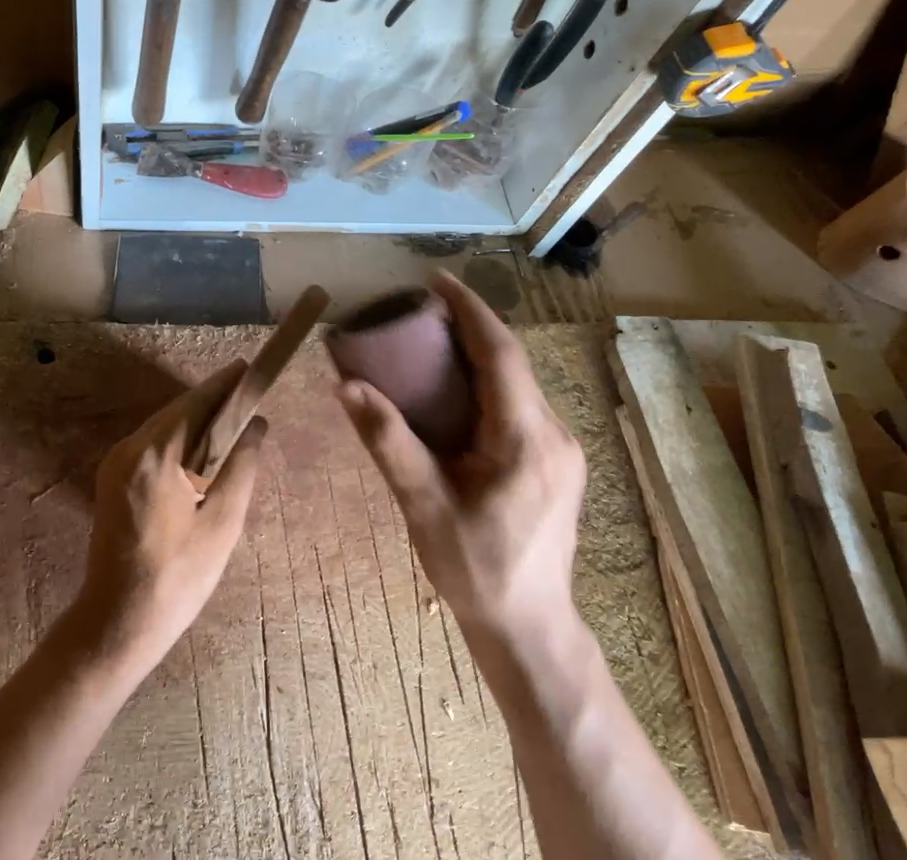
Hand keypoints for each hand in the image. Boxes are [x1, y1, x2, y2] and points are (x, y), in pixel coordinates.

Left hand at [77, 359, 266, 669]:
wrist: (119, 619)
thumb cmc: (178, 576)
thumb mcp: (223, 522)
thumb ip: (241, 466)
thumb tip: (256, 425)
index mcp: (152, 455)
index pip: (194, 404)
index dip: (224, 384)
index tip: (250, 368)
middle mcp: (126, 450)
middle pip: (175, 412)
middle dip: (212, 402)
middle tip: (250, 393)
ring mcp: (114, 465)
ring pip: (161, 429)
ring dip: (195, 422)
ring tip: (235, 419)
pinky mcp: (112, 481)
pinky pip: (150, 448)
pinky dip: (178, 442)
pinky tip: (204, 451)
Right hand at [336, 272, 585, 641]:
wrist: (529, 626)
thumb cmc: (475, 568)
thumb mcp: (424, 504)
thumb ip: (388, 441)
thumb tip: (346, 386)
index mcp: (526, 439)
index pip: (501, 355)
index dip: (470, 312)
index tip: (436, 281)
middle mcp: (554, 435)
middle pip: (511, 365)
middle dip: (467, 331)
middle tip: (418, 313)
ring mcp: (560, 451)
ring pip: (516, 387)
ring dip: (476, 360)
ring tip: (428, 346)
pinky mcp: (553, 466)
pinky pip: (517, 409)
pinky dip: (484, 389)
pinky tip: (452, 397)